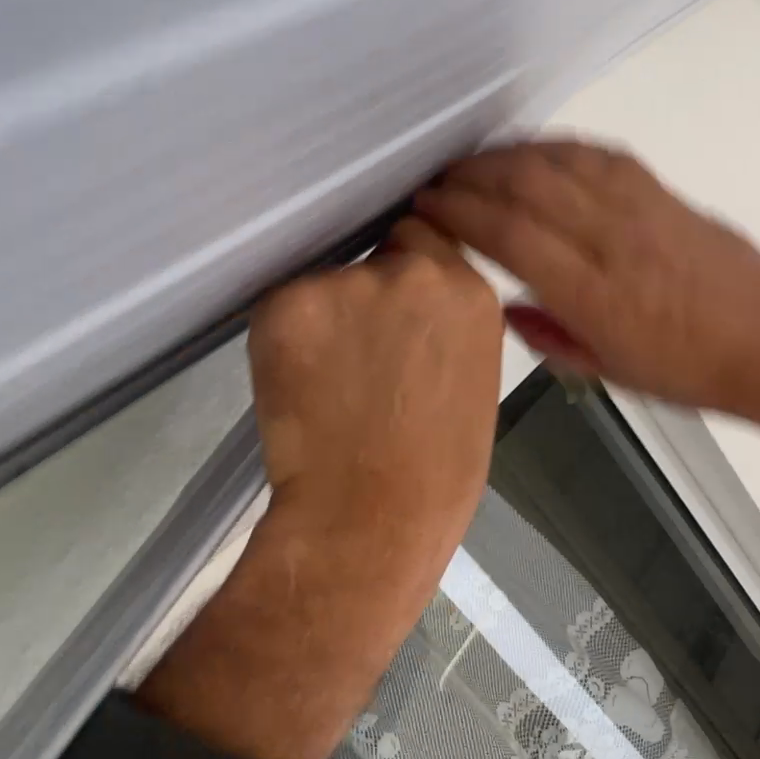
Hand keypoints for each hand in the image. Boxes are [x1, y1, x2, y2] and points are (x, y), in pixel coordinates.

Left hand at [136, 219, 502, 758]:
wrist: (373, 516)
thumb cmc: (437, 473)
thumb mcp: (472, 383)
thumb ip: (448, 331)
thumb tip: (414, 316)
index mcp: (470, 293)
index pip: (430, 243)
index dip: (410, 274)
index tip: (398, 309)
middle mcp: (412, 272)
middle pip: (379, 254)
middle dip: (371, 290)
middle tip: (363, 352)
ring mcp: (346, 285)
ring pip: (330, 284)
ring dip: (329, 317)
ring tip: (332, 383)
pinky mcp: (287, 305)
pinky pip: (287, 308)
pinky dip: (288, 338)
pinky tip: (302, 386)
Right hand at [415, 140, 759, 459]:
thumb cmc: (689, 375)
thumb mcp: (611, 374)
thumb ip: (552, 338)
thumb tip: (506, 307)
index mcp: (594, 297)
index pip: (508, 236)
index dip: (457, 214)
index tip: (424, 208)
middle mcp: (612, 242)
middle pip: (525, 188)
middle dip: (469, 177)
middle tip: (435, 180)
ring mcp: (643, 211)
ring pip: (560, 162)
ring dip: (507, 156)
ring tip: (474, 163)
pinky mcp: (667, 194)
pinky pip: (602, 156)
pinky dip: (559, 148)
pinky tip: (538, 153)